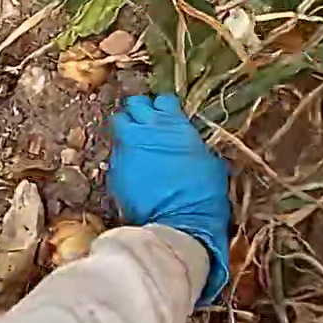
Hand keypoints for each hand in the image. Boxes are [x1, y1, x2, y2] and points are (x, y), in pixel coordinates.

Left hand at [107, 94, 231, 304]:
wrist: (180, 223)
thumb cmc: (203, 194)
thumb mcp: (209, 161)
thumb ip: (192, 144)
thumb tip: (189, 144)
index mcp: (173, 123)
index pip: (163, 100)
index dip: (163, 108)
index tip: (165, 116)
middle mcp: (146, 129)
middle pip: (134, 105)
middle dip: (137, 112)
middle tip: (144, 125)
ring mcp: (127, 147)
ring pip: (117, 124)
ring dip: (125, 131)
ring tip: (134, 146)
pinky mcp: (114, 168)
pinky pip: (114, 154)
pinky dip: (122, 158)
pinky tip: (132, 171)